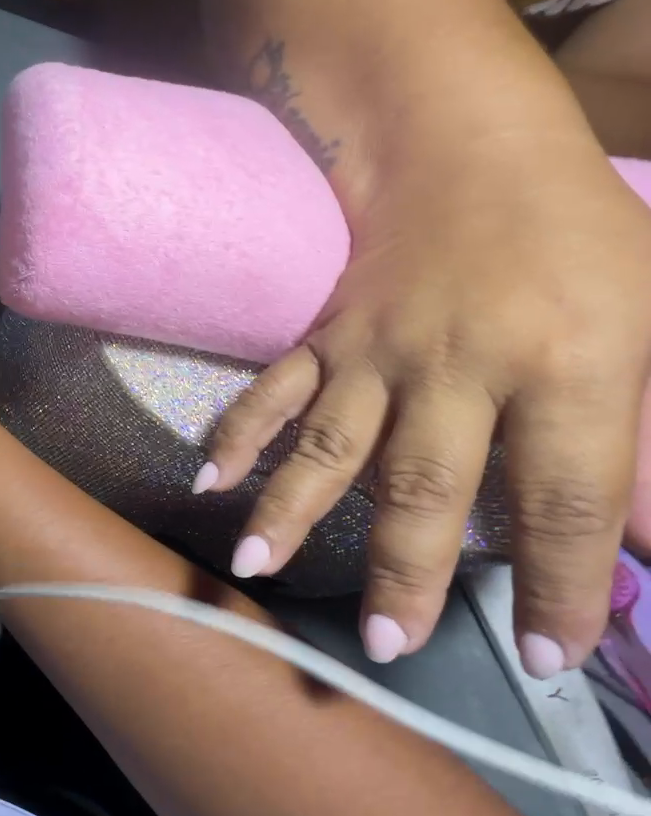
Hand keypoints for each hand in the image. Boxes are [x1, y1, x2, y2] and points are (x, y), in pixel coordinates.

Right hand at [205, 134, 650, 676]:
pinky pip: (273, 392)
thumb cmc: (582, 239)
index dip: (560, 585)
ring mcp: (372, 353)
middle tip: (384, 642)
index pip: (563, 499)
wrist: (465, 157)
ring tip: (252, 566)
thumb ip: (643, 435)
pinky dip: (237, 435)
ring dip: (289, 510)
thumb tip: (637, 542)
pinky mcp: (320, 339)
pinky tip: (208, 478)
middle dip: (405, 570)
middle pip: (424, 487)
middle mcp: (456, 370)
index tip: (547, 658)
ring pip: (328, 446)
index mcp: (568, 368)